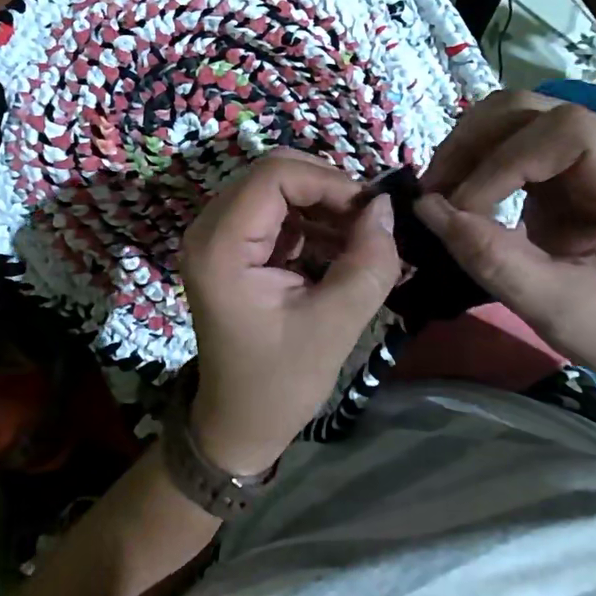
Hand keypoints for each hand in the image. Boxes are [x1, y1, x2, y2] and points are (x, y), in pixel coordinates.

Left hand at [179, 152, 400, 473]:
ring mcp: (218, 236)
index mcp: (220, 247)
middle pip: (274, 174)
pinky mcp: (233, 246)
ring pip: (278, 189)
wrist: (239, 422)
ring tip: (364, 241)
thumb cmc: (280, 383)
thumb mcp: (335, 325)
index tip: (370, 212)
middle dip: (328, 189)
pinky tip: (344, 250)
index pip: (273, 176)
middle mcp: (209, 230)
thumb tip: (387, 208)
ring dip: (325, 206)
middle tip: (370, 222)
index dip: (328, 181)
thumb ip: (369, 262)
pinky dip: (314, 222)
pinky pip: (277, 212)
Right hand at [415, 91, 595, 422]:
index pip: (571, 132)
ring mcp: (595, 157)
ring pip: (515, 117)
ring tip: (438, 191)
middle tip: (434, 190)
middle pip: (536, 111)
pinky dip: (473, 162)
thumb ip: (494, 259)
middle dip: (476, 144)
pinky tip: (454, 194)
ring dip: (468, 148)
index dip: (507, 161)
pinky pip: (508, 143)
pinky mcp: (565, 170)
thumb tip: (427, 208)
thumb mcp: (560, 309)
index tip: (465, 208)